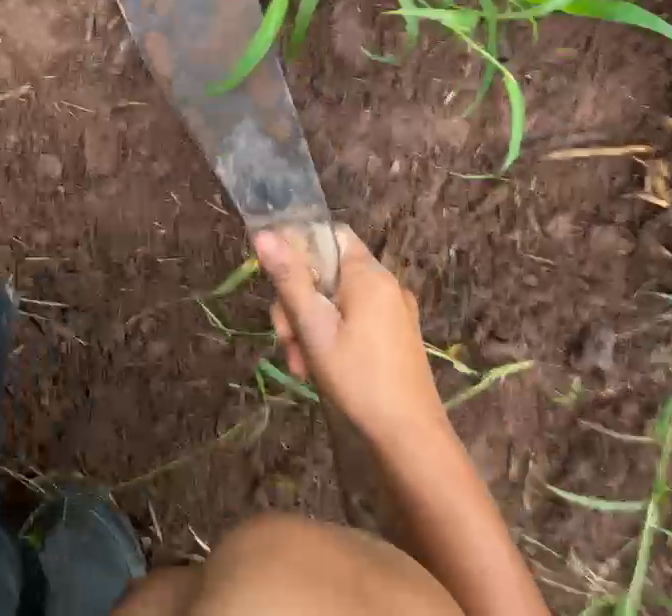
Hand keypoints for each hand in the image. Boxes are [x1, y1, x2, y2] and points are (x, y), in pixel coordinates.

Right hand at [254, 225, 447, 446]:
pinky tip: (314, 364)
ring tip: (298, 359)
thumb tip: (263, 233)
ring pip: (332, 298)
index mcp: (369, 276)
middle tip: (285, 335)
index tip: (274, 275)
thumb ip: (288, 277)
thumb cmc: (357, 376)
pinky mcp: (392, 335)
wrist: (408, 438)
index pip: (328, 233)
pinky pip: (349, 318)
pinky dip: (327, 334)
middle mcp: (385, 286)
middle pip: (324, 270)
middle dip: (296, 298)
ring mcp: (391, 312)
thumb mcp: (312, 325)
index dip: (296, 244)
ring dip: (306, 323)